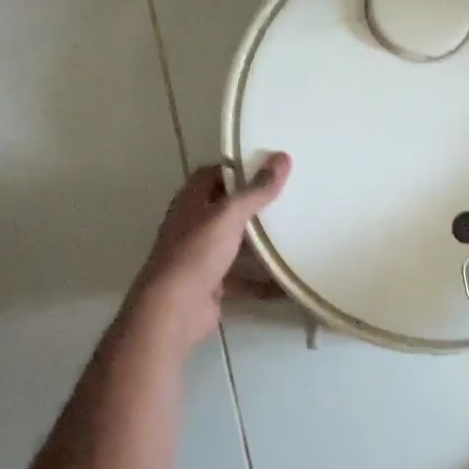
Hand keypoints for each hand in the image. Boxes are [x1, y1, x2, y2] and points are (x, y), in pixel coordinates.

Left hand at [126, 153, 292, 352]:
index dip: (239, 168)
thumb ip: (256, 190)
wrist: (173, 311)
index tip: (270, 168)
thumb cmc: (196, 254)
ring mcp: (202, 257)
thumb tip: (282, 158)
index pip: (214, 174)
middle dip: (256, 206)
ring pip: (236, 244)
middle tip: (290, 198)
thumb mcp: (228, 216)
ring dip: (261, 244)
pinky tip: (288, 282)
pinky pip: (243, 278)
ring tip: (296, 235)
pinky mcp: (212, 285)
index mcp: (191, 202)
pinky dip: (263, 281)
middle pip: (228, 209)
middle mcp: (194, 225)